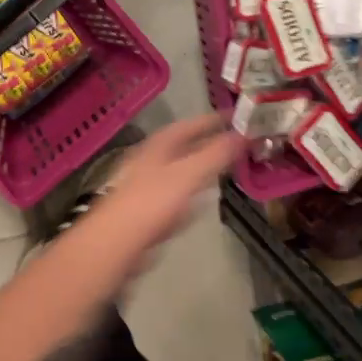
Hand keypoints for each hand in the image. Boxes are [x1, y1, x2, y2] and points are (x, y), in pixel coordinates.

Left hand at [90, 114, 242, 253]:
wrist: (118, 242)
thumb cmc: (152, 201)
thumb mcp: (188, 174)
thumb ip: (215, 154)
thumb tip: (243, 133)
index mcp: (159, 144)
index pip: (190, 124)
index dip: (213, 120)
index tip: (237, 117)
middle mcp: (152, 159)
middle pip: (185, 146)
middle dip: (208, 144)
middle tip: (236, 144)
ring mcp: (148, 184)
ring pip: (181, 170)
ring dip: (201, 169)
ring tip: (223, 170)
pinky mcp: (148, 210)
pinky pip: (176, 195)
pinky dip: (190, 194)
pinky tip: (199, 204)